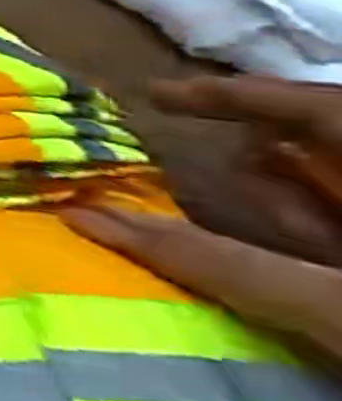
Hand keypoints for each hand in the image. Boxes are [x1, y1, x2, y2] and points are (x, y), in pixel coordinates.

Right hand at [62, 76, 341, 363]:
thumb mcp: (338, 307)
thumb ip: (214, 262)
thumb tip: (84, 219)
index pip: (314, 102)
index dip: (229, 94)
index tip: (154, 94)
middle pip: (319, 148)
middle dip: (272, 177)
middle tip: (252, 215)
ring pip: (336, 189)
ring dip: (299, 215)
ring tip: (307, 257)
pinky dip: (321, 238)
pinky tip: (321, 266)